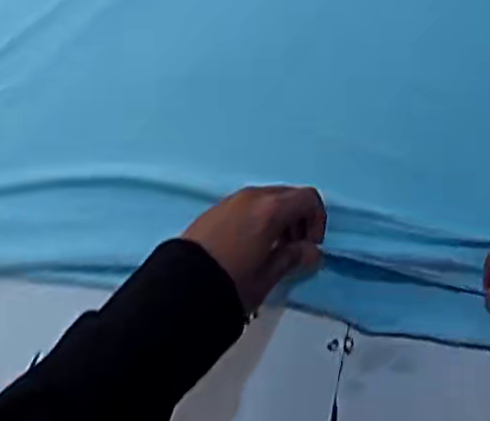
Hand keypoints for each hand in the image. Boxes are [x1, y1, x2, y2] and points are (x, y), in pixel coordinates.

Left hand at [182, 185, 325, 310]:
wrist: (173, 294)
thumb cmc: (227, 285)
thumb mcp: (266, 277)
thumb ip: (293, 258)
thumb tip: (311, 252)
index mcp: (272, 208)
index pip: (308, 199)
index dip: (317, 220)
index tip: (310, 246)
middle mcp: (253, 196)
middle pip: (289, 195)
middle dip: (298, 218)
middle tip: (294, 248)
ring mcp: (231, 200)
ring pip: (267, 199)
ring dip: (278, 218)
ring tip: (270, 251)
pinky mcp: (214, 209)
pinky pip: (247, 205)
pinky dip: (257, 218)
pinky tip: (248, 247)